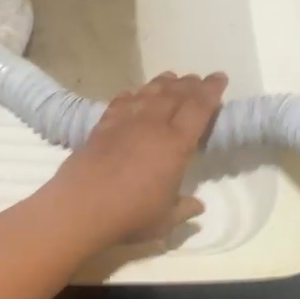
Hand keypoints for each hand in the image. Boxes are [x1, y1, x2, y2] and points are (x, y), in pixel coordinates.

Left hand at [43, 72, 226, 249]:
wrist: (80, 208)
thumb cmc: (130, 215)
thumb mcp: (164, 220)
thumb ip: (183, 209)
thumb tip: (197, 206)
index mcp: (175, 145)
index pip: (199, 108)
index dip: (211, 90)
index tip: (219, 78)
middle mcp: (151, 126)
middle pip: (174, 95)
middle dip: (189, 84)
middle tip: (197, 79)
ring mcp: (124, 124)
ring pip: (147, 94)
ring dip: (161, 83)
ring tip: (170, 78)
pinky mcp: (101, 128)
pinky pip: (119, 104)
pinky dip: (129, 96)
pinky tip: (131, 94)